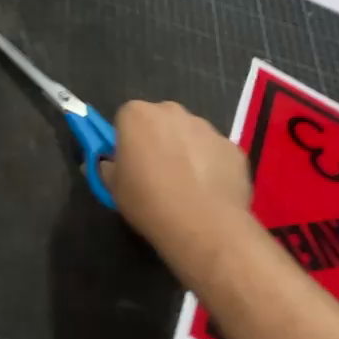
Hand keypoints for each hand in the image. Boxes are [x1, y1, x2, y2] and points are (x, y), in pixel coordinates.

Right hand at [99, 100, 251, 262]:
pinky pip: (215, 153)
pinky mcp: (233, 148)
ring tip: (186, 187)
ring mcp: (206, 128)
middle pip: (160, 121)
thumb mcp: (112, 186)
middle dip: (158, 140)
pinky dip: (212, 166)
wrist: (204, 226)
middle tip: (156, 173)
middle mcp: (171, 111)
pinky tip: (209, 193)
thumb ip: (106, 167)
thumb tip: (105, 163)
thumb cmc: (148, 200)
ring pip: (190, 135)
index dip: (127, 140)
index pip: (126, 118)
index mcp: (136, 114)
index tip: (130, 162)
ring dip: (186, 152)